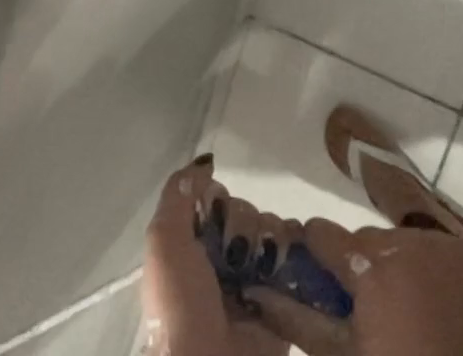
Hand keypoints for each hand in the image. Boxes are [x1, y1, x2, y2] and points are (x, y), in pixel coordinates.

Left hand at [140, 157, 291, 355]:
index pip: (219, 197)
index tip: (212, 224)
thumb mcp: (164, 242)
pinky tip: (283, 272)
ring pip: (275, 231)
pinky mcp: (286, 295)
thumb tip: (206, 161)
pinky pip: (299, 258)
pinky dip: (295, 258)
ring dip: (268, 248)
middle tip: (233, 261)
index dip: (219, 205)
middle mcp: (224, 254)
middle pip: (249, 212)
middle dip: (244, 230)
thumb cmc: (181, 301)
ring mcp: (256, 275)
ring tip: (257, 277)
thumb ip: (178, 196)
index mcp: (193, 241)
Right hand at [242, 218, 462, 355]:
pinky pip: (439, 253)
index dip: (312, 257)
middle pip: (361, 239)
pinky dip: (431, 273)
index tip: (317, 286)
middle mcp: (407, 240)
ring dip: (394, 269)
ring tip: (408, 317)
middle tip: (367, 316)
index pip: (319, 233)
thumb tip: (254, 291)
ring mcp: (449, 248)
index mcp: (370, 263)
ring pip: (400, 244)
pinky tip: (439, 311)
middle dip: (358, 270)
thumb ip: (295, 319)